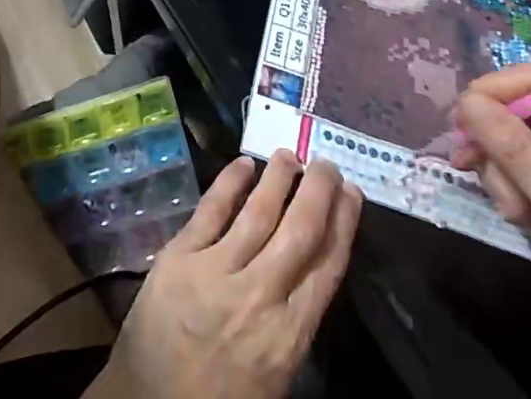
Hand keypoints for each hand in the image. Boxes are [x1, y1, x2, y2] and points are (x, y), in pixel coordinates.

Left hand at [86, 152, 362, 398]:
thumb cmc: (219, 397)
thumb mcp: (275, 372)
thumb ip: (294, 319)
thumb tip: (312, 264)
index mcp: (288, 333)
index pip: (326, 266)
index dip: (343, 224)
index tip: (352, 194)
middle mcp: (258, 295)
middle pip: (299, 231)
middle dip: (318, 191)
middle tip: (326, 164)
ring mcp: (216, 271)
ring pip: (258, 213)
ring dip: (277, 180)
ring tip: (289, 155)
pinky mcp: (179, 258)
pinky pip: (210, 211)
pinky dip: (229, 183)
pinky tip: (243, 164)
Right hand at [452, 65, 530, 398]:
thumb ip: (519, 154)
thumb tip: (469, 101)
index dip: (500, 89)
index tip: (462, 114)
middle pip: (521, 106)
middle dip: (492, 133)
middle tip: (467, 160)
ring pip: (509, 135)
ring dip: (496, 166)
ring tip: (511, 208)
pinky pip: (510, 162)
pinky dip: (500, 182)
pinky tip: (512, 212)